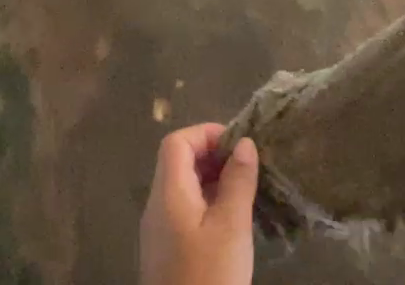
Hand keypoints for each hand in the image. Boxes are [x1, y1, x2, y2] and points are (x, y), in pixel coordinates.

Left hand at [140, 123, 258, 284]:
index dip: (207, 133)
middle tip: (247, 167)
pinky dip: (208, 203)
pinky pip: (185, 211)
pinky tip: (233, 220)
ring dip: (213, 181)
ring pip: (184, 188)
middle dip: (213, 156)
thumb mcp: (231, 226)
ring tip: (246, 192)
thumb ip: (238, 181)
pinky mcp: (167, 252)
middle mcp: (157, 207)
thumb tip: (244, 143)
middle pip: (178, 162)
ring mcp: (159, 231)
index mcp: (167, 194)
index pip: (176, 142)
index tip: (238, 145)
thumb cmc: (210, 276)